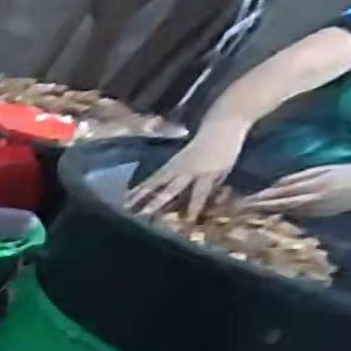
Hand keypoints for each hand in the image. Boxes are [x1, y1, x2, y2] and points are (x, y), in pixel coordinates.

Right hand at [128, 122, 249, 220]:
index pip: (199, 193)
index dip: (192, 208)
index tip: (185, 223)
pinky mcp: (167, 165)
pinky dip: (138, 188)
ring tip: (124, 207)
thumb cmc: (226, 151)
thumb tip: (195, 201)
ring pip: (155, 183)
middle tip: (143, 215)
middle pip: (171, 189)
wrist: (221, 127)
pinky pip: (151, 179)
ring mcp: (175, 167)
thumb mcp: (225, 169)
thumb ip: (210, 185)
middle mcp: (188, 171)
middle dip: (157, 202)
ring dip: (139, 196)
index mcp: (208, 172)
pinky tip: (127, 196)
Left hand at [241, 164, 350, 216]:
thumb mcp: (329, 169)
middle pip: (278, 203)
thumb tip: (277, 184)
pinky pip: (294, 214)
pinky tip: (267, 214)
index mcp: (316, 184)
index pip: (281, 191)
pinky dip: (279, 213)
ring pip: (284, 211)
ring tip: (246, 212)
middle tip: (237, 209)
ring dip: (265, 212)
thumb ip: (302, 177)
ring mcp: (315, 209)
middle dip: (257, 206)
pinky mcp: (318, 216)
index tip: (242, 200)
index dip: (260, 196)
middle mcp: (313, 199)